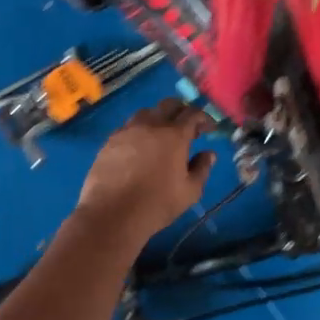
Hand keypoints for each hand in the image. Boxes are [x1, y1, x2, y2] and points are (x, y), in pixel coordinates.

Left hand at [74, 98, 217, 241]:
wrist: (112, 214)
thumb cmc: (156, 204)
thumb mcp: (190, 191)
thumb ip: (202, 168)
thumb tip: (208, 153)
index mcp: (175, 135)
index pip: (193, 114)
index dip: (204, 117)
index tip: (209, 128)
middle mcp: (151, 125)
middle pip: (169, 104)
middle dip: (182, 110)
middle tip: (187, 126)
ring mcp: (128, 130)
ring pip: (146, 112)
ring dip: (158, 118)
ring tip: (161, 134)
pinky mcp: (110, 141)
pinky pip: (128, 126)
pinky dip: (139, 130)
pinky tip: (139, 146)